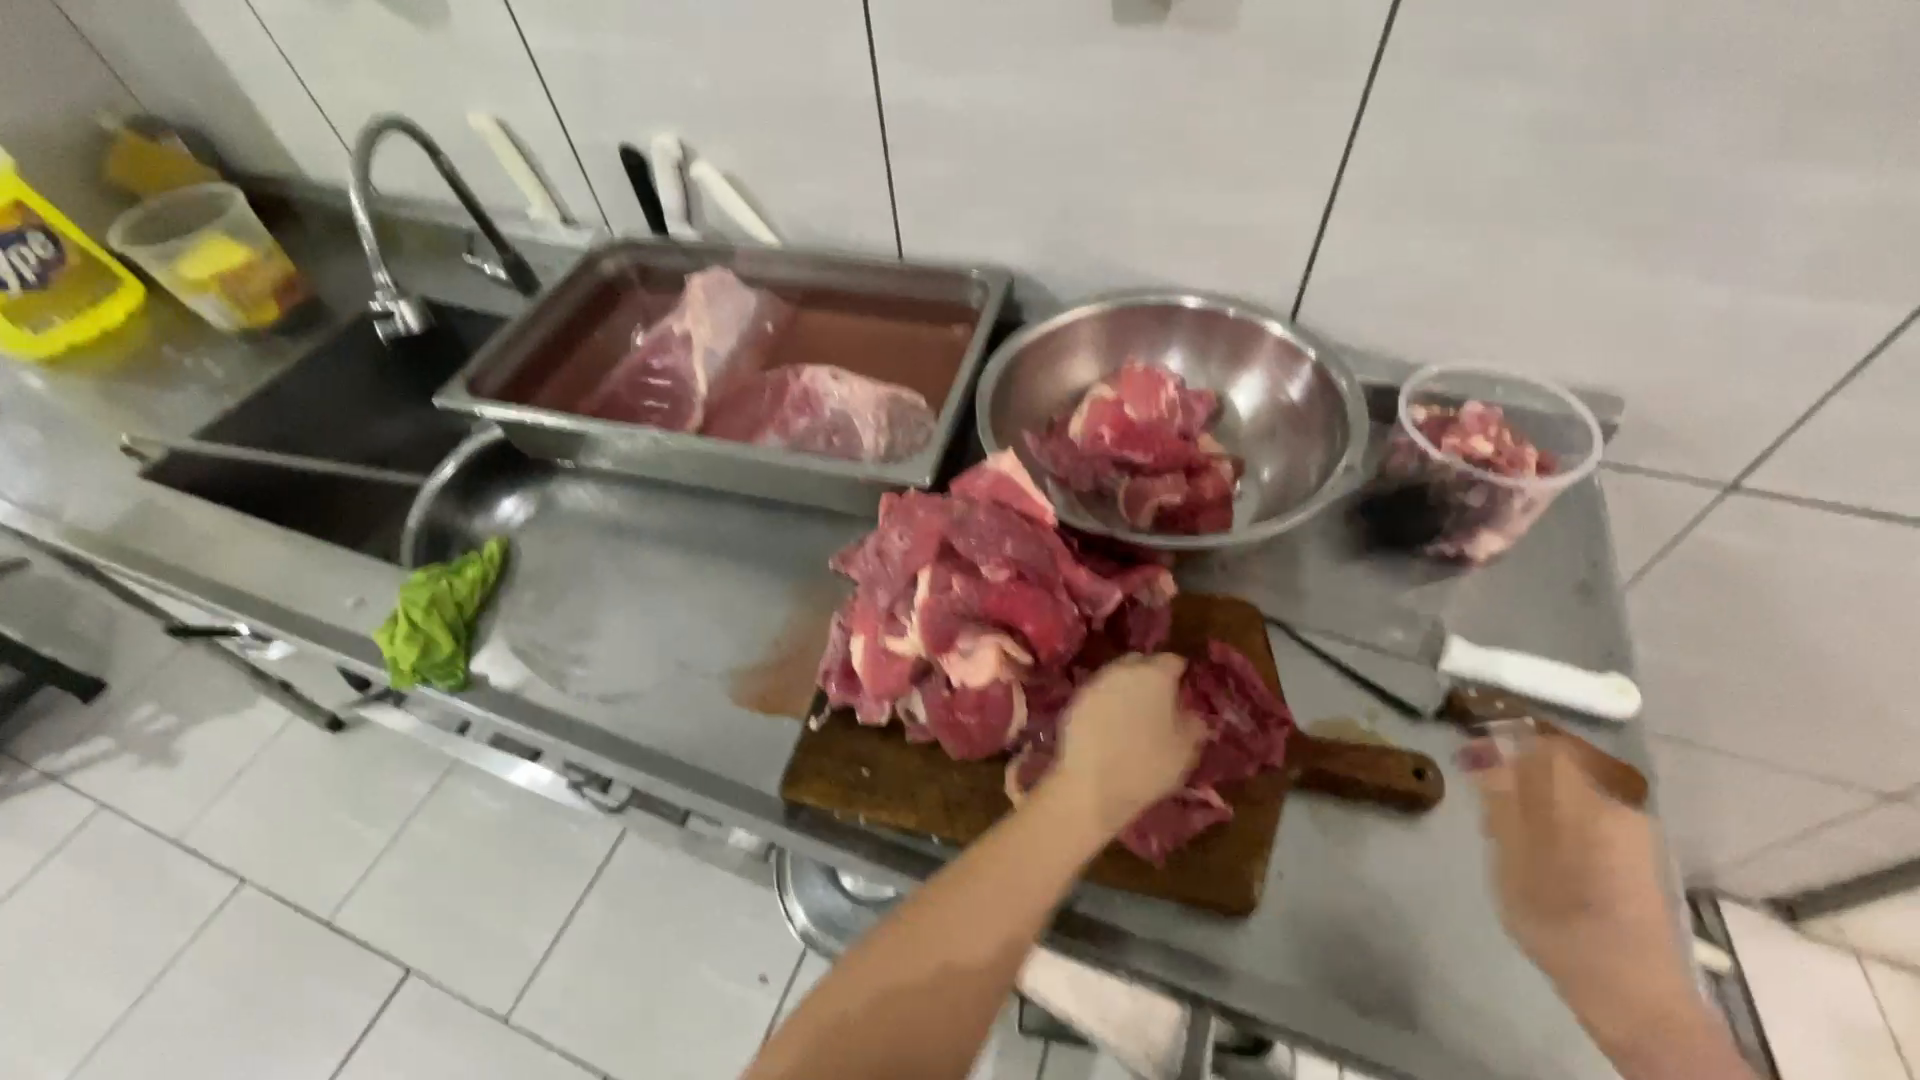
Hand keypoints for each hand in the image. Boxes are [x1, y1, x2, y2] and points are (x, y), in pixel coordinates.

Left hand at [1046, 653, 1205, 833]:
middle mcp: (1122, 670)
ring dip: (1125, 688)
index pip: (1173, 661)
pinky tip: (1109, 725)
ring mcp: (1094, 683)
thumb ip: (1194, 723)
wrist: (1091, 787)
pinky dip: (1105, 703)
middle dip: (1150, 675)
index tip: (1182, 692)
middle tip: (1157, 701)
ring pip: (1116, 677)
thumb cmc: (1148, 766)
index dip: (1179, 675)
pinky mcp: (1074, 700)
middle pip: (1141, 662)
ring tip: (1132, 715)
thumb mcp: (1186, 749)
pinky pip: (1097, 695)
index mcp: (1155, 674)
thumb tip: (1192, 712)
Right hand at [1465, 735, 1695, 1036]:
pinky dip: (1554, 811)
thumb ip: (1501, 794)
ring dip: (1533, 789)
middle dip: (1515, 762)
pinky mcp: (1634, 852)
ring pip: (1572, 785)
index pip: (1539, 738)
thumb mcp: (1512, 853)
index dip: (1500, 731)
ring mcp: (1630, 826)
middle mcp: (1615, 799)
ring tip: (1501, 818)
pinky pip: (1586, 808)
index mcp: (1584, 795)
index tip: (1468, 738)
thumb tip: (1486, 745)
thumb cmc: (1559, 916)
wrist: (1629, 987)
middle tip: (1479, 784)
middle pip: (1558, 759)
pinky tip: (1536, 841)